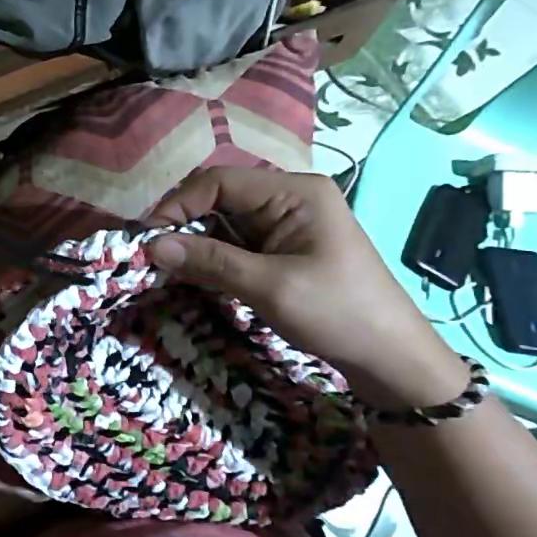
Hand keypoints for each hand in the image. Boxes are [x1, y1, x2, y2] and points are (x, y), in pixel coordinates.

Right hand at [147, 168, 466, 409]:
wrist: (387, 354)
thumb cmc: (335, 312)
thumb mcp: (269, 287)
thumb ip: (210, 262)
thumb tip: (152, 245)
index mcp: (294, 192)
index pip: (219, 183)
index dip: (178, 206)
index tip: (148, 240)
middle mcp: (289, 198)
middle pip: (219, 200)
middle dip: (184, 226)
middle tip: (153, 258)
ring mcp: (286, 224)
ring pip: (224, 224)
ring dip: (196, 245)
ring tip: (169, 271)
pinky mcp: (283, 248)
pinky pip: (237, 244)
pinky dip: (214, 259)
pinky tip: (197, 277)